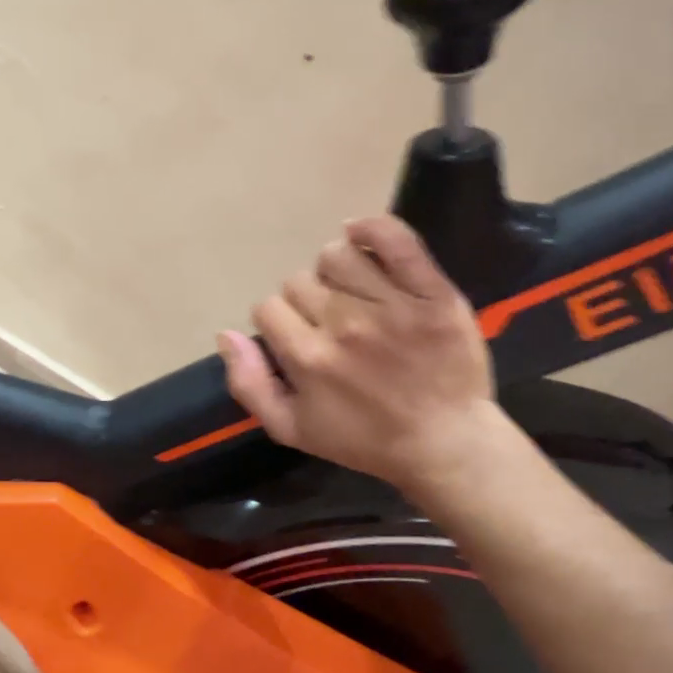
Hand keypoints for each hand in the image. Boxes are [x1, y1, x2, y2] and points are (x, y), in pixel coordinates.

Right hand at [218, 215, 501, 488]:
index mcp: (307, 357)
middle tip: (330, 326)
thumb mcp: (291, 428)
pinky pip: (395, 240)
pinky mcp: (431, 293)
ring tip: (352, 293)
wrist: (446, 444)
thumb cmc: (364, 440)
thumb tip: (226, 334)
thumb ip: (248, 384)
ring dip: (335, 271)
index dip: (278, 323)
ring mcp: (391, 306)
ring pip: (337, 255)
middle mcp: (343, 325)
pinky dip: (372, 228)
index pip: (267, 308)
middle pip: (298, 282)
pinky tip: (361, 235)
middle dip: (306, 302)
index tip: (298, 340)